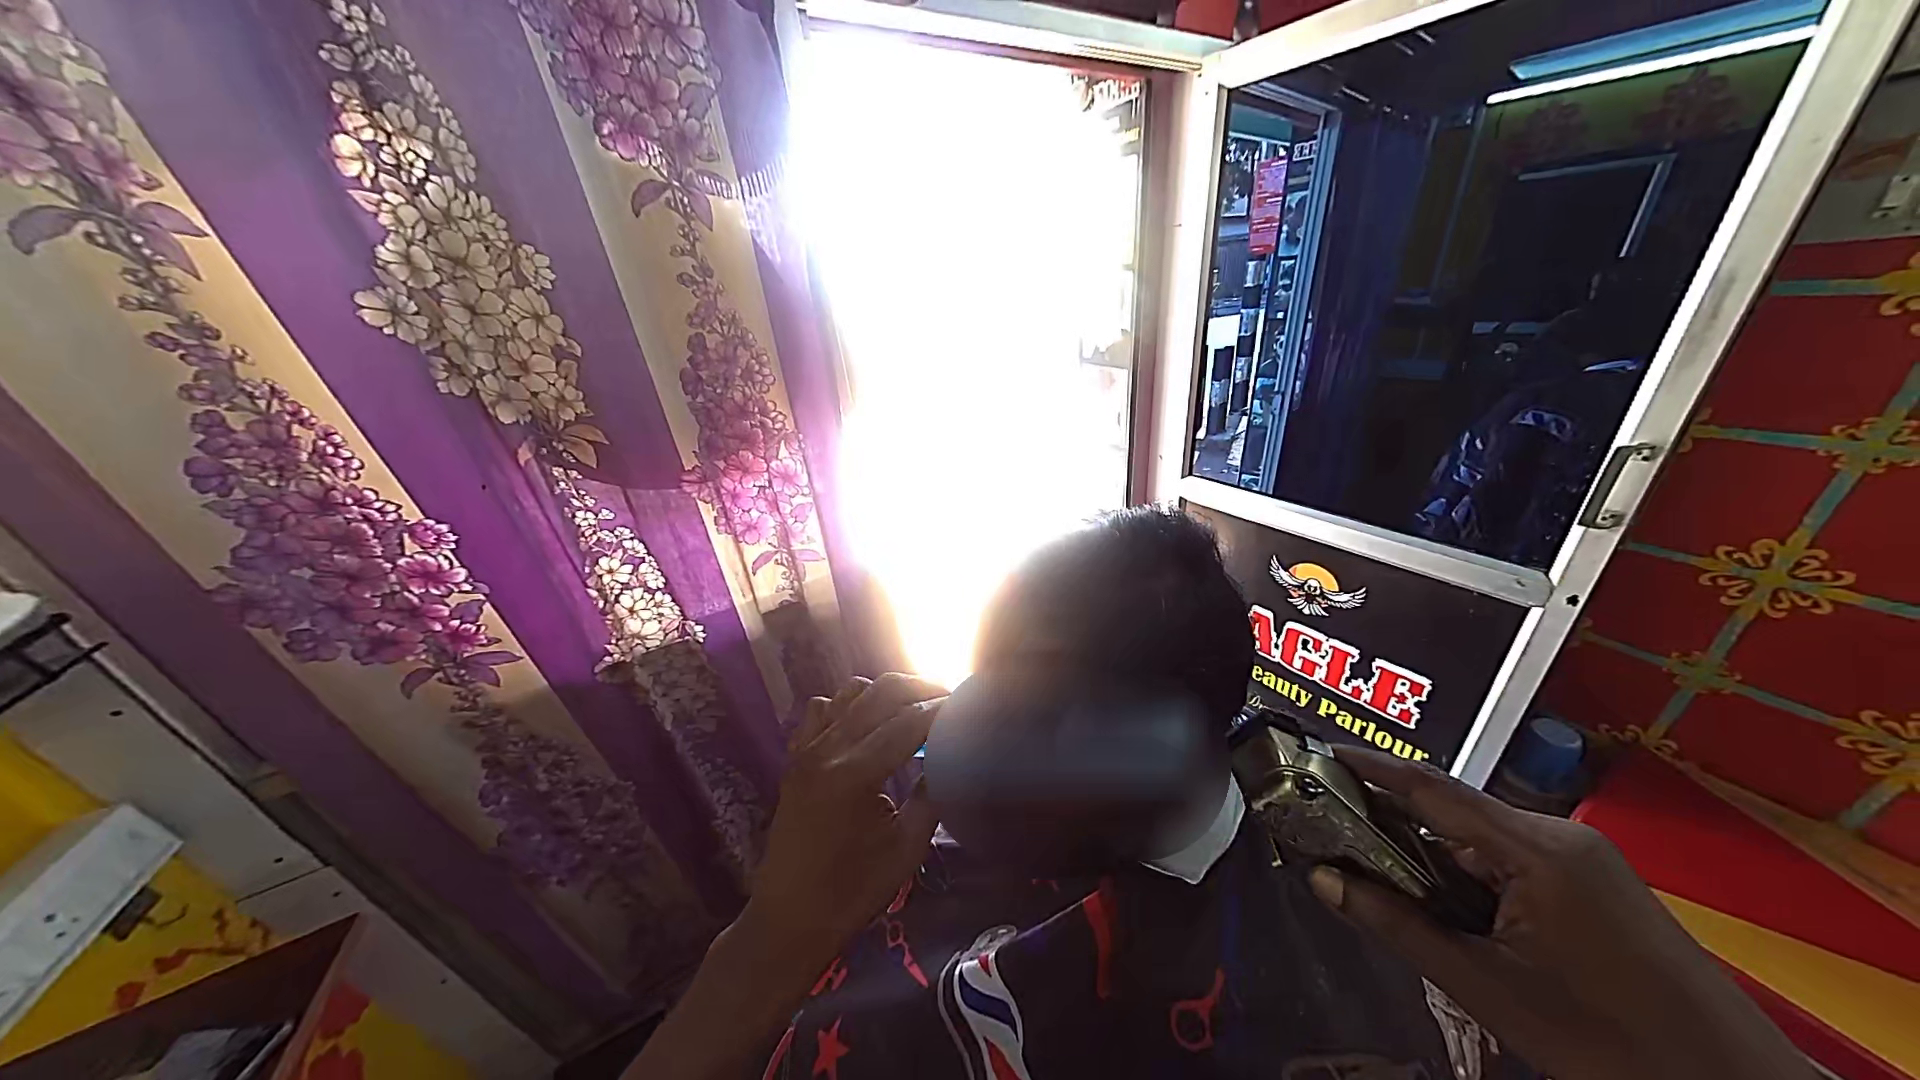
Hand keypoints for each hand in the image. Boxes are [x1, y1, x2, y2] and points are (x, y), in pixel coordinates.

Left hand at [740, 674, 945, 977]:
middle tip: (948, 698)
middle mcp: (827, 750)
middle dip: (920, 688)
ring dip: (886, 693)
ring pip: (851, 693)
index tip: (967, 704)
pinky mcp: (795, 757)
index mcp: (854, 774)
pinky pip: (822, 709)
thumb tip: (949, 760)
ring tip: (913, 707)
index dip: (942, 709)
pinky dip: (848, 704)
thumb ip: (931, 798)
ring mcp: (806, 749)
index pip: (908, 722)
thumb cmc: (852, 892)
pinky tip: (867, 723)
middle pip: (881, 693)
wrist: (789, 918)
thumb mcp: (906, 850)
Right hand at [1308, 748, 1814, 1079]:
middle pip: (1450, 808)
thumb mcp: (1486, 986)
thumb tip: (1323, 882)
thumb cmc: (1615, 1045)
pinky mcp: (1591, 878)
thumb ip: (1396, 925)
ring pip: (1475, 834)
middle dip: (1390, 816)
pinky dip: (1464, 868)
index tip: (1319, 753)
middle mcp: (1559, 836)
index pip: (1430, 786)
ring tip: (1380, 870)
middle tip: (1333, 824)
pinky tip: (1445, 900)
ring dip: (1428, 850)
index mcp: (1538, 850)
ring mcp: (1581, 855)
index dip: (1369, 766)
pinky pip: (1505, 854)